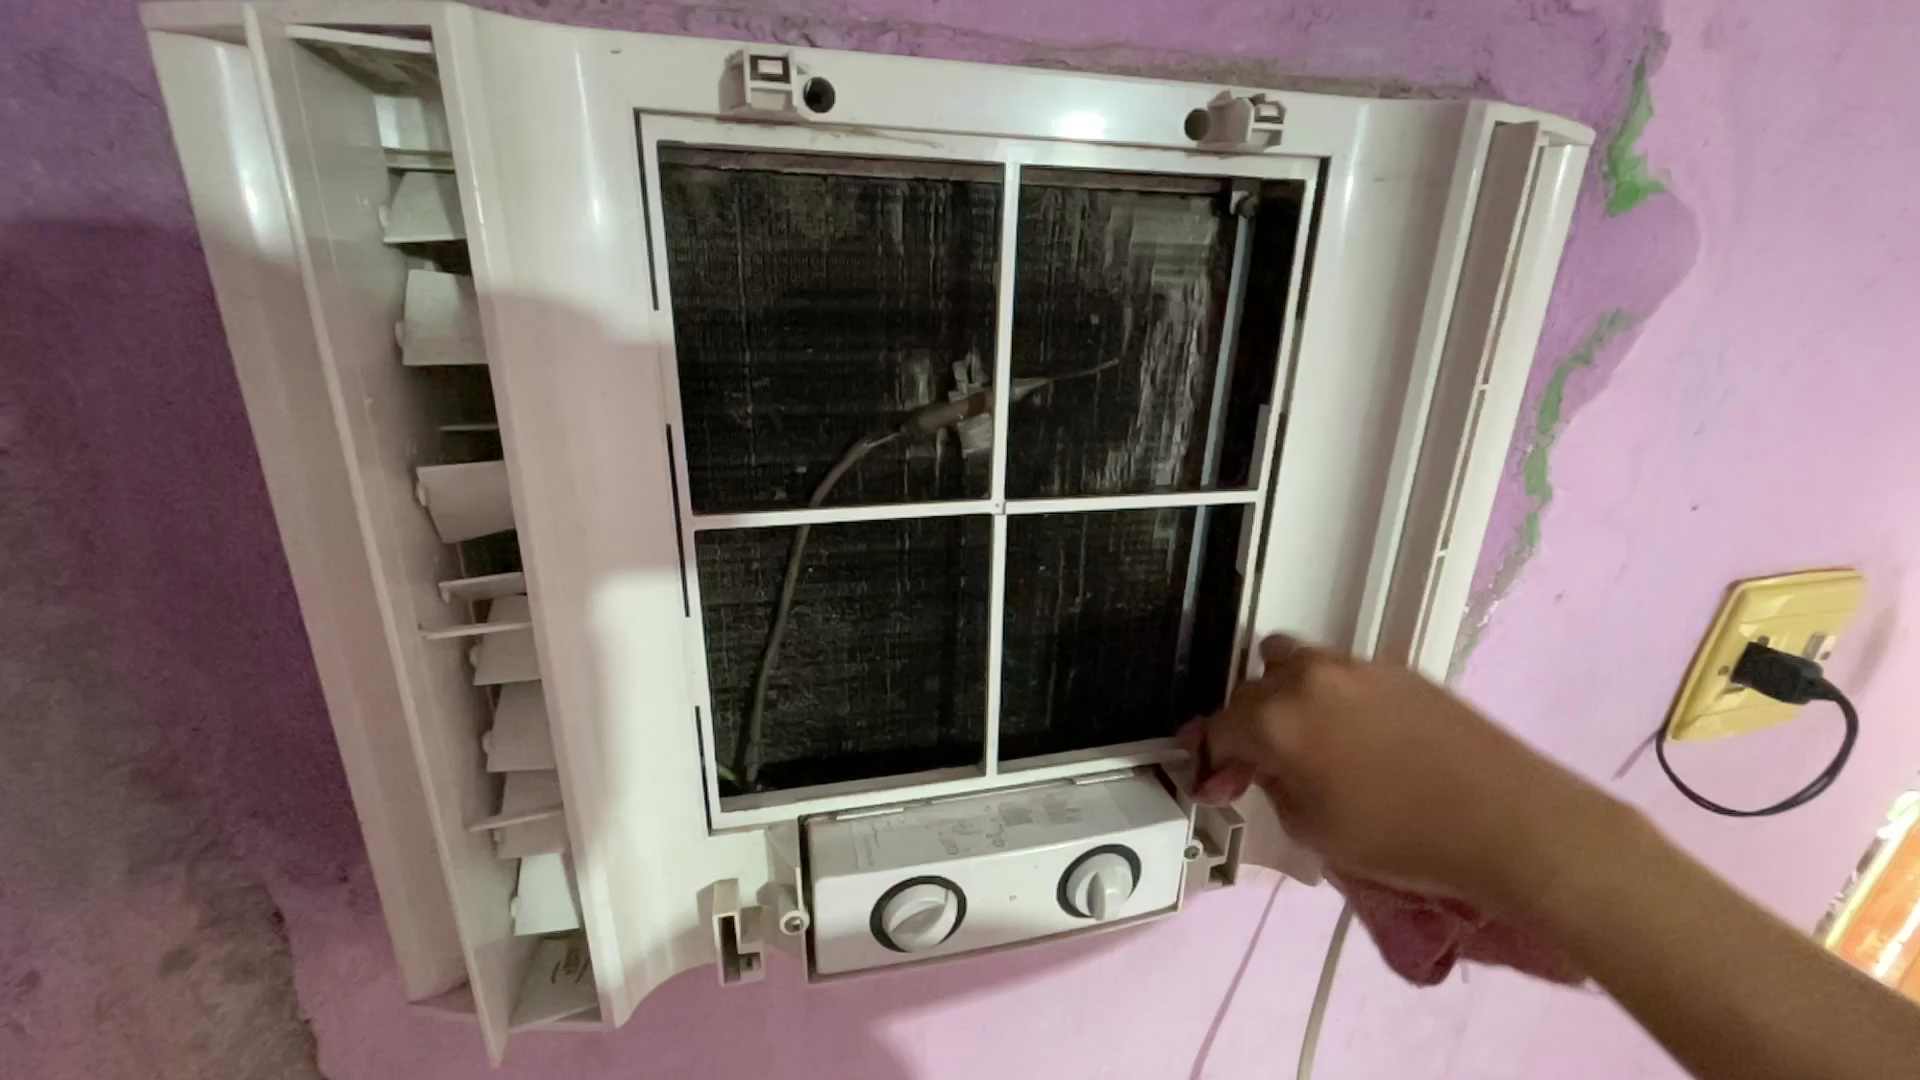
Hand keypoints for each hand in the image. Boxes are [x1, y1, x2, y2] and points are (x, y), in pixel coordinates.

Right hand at [1188, 634, 1626, 910]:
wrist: (1512, 823)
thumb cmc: (1403, 839)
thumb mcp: (1314, 830)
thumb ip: (1272, 787)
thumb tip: (1259, 768)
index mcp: (1275, 720)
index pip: (1218, 729)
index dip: (1210, 761)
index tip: (1215, 787)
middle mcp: (1305, 679)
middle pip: (1248, 689)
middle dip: (1241, 726)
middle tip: (1254, 766)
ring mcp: (1353, 666)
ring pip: (1289, 660)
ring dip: (1278, 692)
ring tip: (1298, 731)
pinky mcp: (1395, 667)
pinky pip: (1336, 670)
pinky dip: (1324, 693)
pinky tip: (1350, 732)